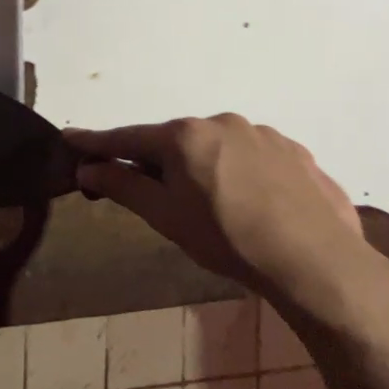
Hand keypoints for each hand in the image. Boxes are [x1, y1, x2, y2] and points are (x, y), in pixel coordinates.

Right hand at [65, 114, 388, 307]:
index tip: (69, 139)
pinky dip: (240, 174)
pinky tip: (249, 204)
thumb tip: (87, 166)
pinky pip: (254, 159)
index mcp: (183, 135)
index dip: (94, 142)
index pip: (126, 137)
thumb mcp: (163, 215)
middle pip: (173, 141)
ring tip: (209, 203)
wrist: (319, 264)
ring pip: (216, 148)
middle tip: (151, 192)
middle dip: (157, 161)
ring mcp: (265, 136)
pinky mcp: (299, 155)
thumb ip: (121, 184)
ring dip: (202, 166)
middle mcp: (222, 123)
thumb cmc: (227, 238)